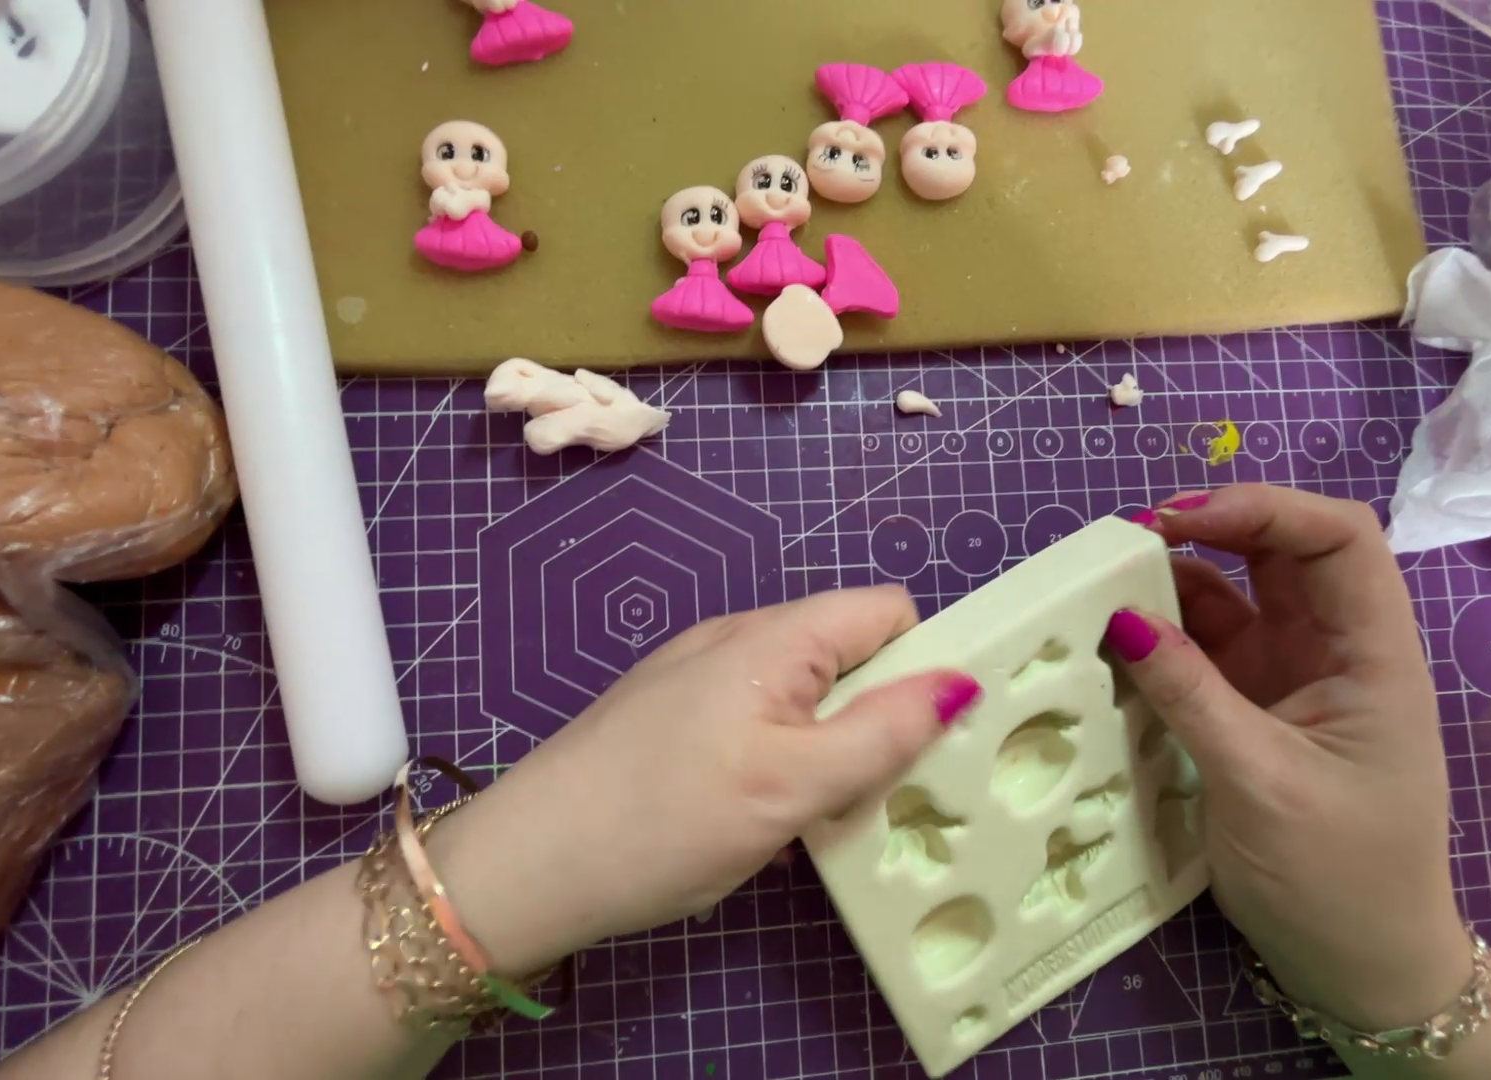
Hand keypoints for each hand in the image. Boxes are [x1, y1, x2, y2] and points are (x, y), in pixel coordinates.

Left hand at [432, 587, 980, 973]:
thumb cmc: (670, 818)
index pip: (886, 611)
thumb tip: (961, 681)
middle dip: (875, 713)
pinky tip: (758, 807)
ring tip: (813, 811)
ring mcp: (701, 670)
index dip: (922, 661)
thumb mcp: (794, 784)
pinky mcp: (675, 708)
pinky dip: (781, 751)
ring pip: (804, 689)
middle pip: (846, 652)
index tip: (928, 734)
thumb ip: (882, 731)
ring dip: (828, 741)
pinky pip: (758, 712)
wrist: (529, 861)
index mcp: (776, 636)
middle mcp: (740, 635)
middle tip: (869, 789)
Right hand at [1108, 485, 1469, 1030]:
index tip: (1179, 520)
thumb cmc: (1336, 874)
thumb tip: (1118, 619)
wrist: (1355, 961)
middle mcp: (1329, 647)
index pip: (1339, 540)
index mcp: (1370, 654)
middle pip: (1278, 551)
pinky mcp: (1242, 700)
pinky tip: (1115, 632)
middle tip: (1128, 540)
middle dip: (1209, 528)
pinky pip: (1197, 642)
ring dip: (1171, 579)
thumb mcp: (1258, 779)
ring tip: (1107, 583)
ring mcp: (1282, 671)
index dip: (1265, 509)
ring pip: (1229, 592)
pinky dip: (1156, 629)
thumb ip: (1189, 692)